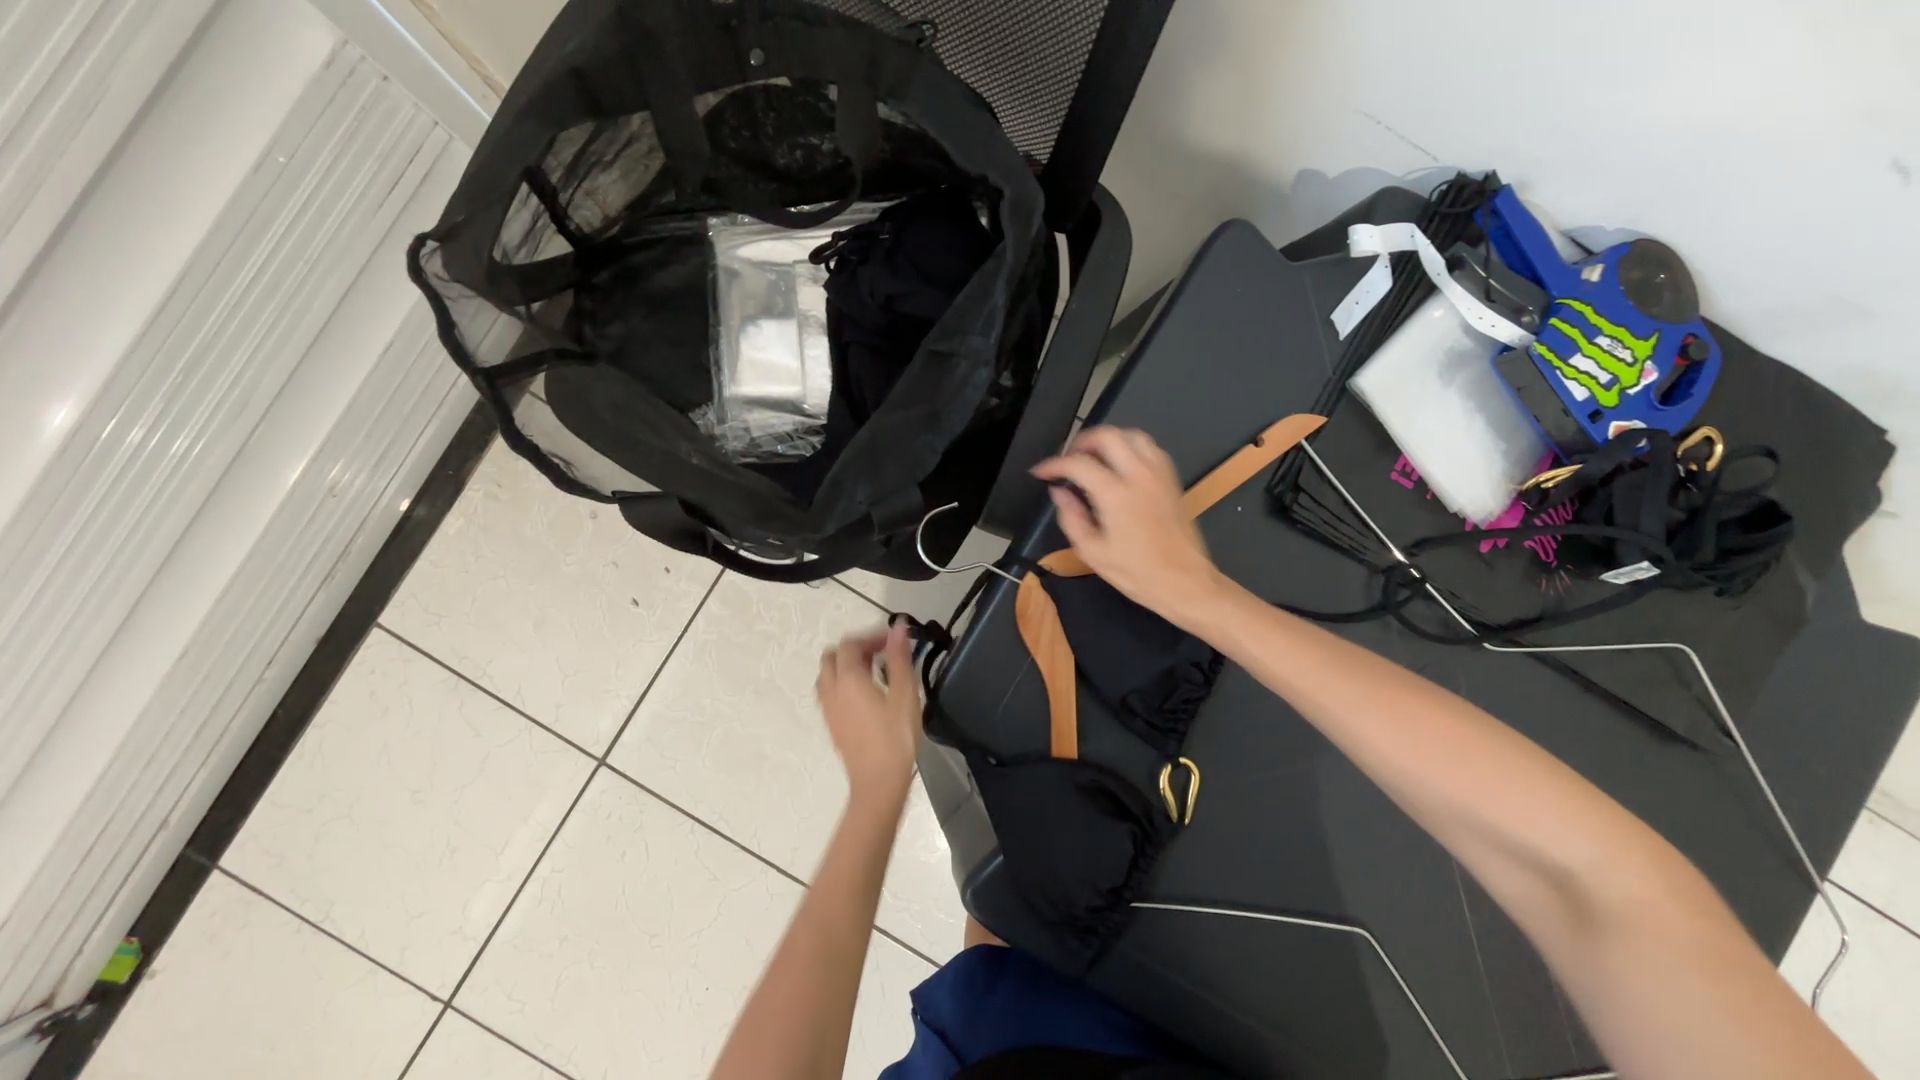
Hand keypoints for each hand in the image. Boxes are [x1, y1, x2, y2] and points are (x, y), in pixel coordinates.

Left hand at [815, 623, 919, 806]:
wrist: (878, 782)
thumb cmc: (896, 737)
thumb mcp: (905, 694)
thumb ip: (899, 658)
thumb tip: (898, 627)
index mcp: (849, 679)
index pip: (850, 644)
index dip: (870, 637)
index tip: (893, 642)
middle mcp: (831, 690)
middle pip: (832, 656)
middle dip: (854, 649)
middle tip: (881, 654)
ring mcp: (827, 708)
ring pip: (827, 675)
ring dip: (845, 666)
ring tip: (874, 673)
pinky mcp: (831, 724)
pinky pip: (829, 693)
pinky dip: (842, 683)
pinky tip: (865, 695)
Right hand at [1031, 426, 1225, 625]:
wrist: (1184, 581)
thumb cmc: (1136, 573)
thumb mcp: (1092, 552)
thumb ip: (1071, 517)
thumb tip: (1060, 492)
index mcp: (1116, 494)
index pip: (1078, 464)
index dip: (1054, 464)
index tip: (1041, 472)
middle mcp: (1139, 475)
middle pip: (1107, 436)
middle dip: (1081, 442)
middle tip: (1068, 460)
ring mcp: (1159, 474)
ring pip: (1132, 434)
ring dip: (1108, 440)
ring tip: (1093, 458)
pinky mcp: (1172, 479)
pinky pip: (1150, 448)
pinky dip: (1130, 447)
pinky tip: (1120, 465)